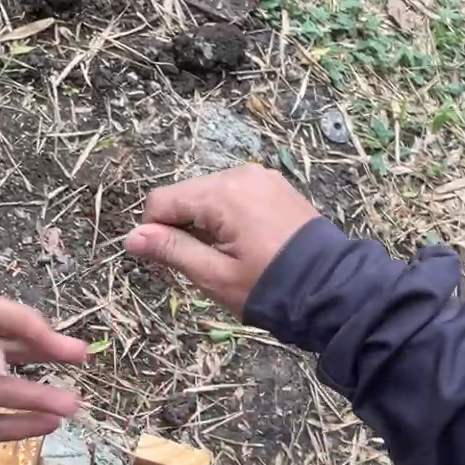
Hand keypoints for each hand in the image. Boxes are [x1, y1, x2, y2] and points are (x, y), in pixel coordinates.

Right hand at [124, 164, 322, 315]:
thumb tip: (131, 237)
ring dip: (203, 223)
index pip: (160, 201)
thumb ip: (171, 251)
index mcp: (221, 193)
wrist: (333, 289)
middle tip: (200, 264)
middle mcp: (239, 174)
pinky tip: (242, 244)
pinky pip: (233, 195)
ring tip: (225, 256)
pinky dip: (225, 217)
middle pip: (184, 196)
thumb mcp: (213, 275)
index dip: (153, 232)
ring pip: (207, 195)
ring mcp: (260, 178)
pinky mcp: (274, 186)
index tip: (168, 262)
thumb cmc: (268, 286)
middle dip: (180, 227)